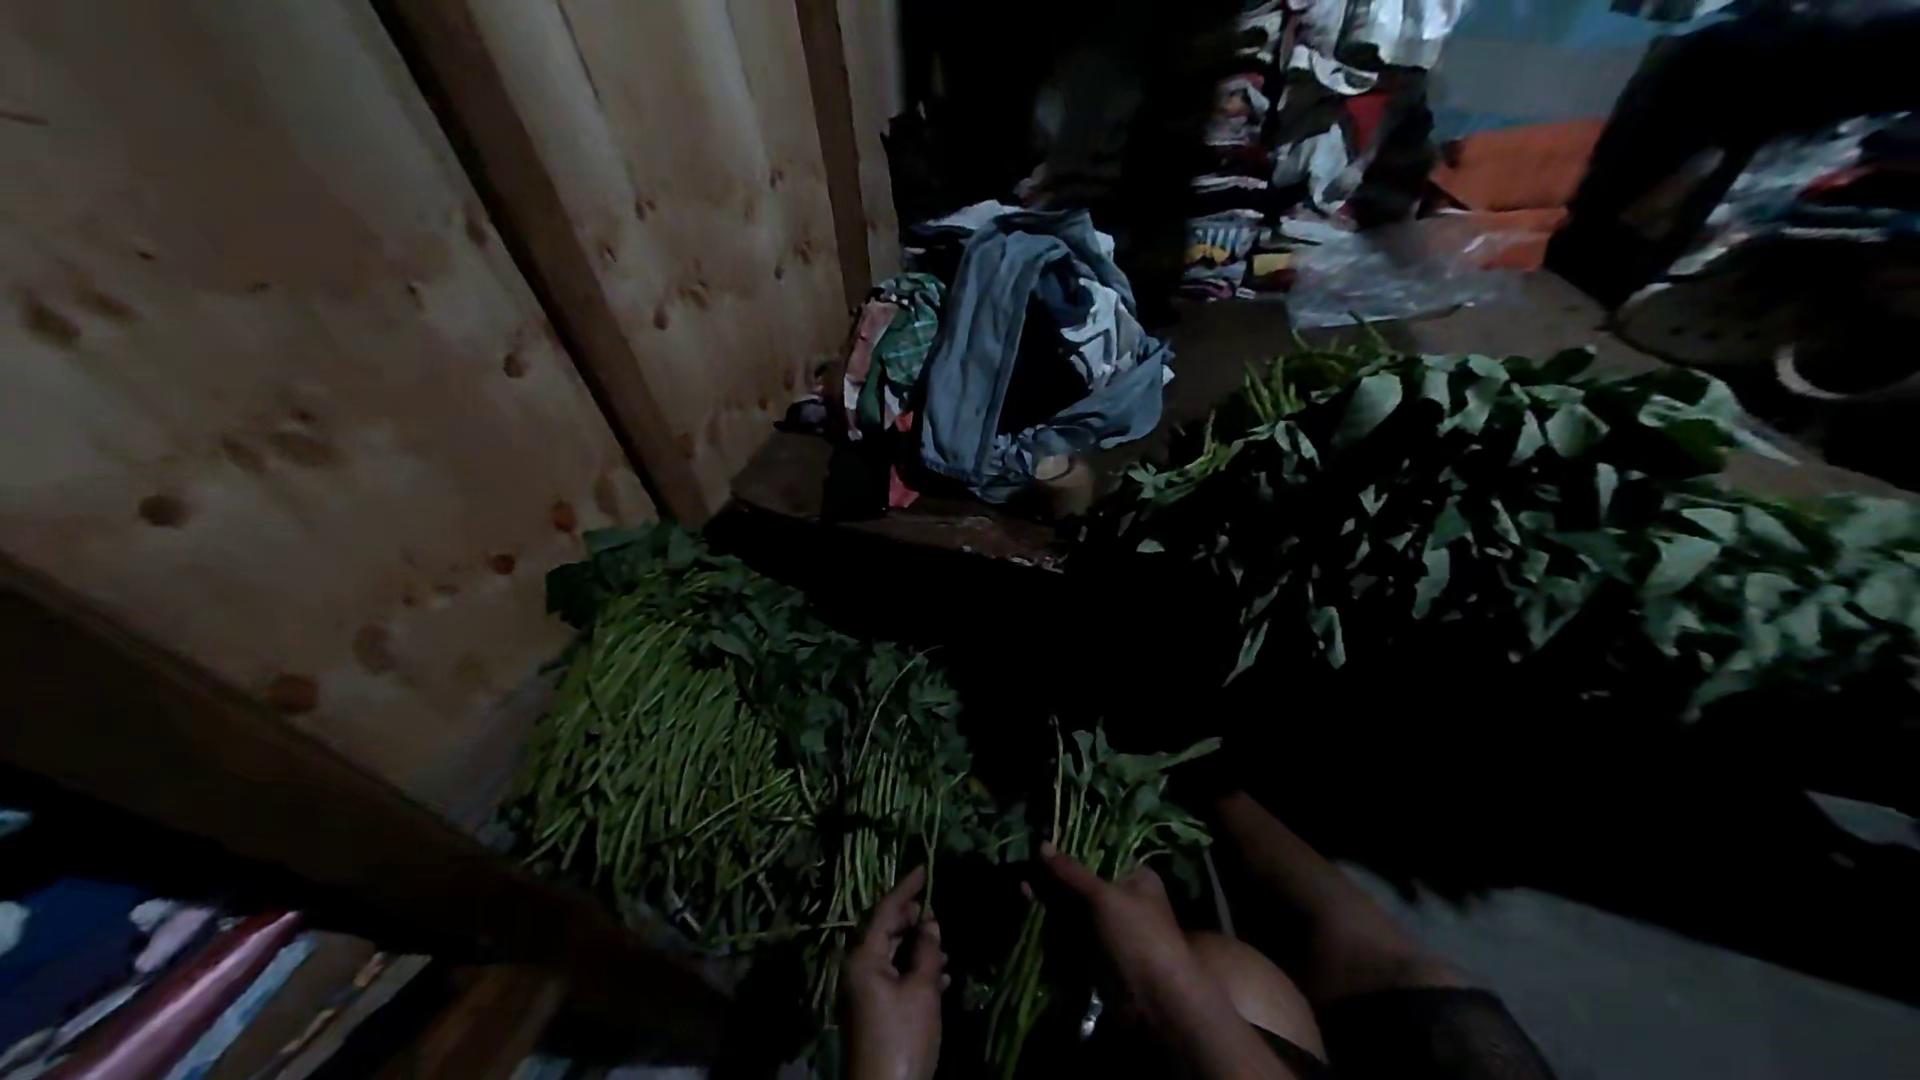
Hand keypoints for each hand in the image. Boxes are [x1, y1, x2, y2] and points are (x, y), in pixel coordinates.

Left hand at [844, 865, 946, 1079]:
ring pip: (892, 955)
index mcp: (863, 958)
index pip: (885, 910)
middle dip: (912, 919)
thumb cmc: (902, 1037)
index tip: (925, 868)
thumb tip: (930, 924)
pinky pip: (895, 977)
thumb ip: (927, 951)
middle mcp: (858, 969)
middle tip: (936, 909)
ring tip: (943, 946)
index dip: (906, 888)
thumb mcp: (921, 989)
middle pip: (886, 931)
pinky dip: (916, 971)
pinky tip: (941, 977)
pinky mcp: (874, 1012)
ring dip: (918, 947)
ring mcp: (865, 992)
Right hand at [1037, 843, 1207, 1022]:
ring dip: (1050, 894)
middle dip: (1056, 873)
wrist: (1153, 1000)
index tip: (1045, 843)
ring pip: (1072, 902)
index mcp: (1135, 877)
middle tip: (1028, 864)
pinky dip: (1050, 914)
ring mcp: (1107, 923)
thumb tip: (1042, 844)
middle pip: (1083, 879)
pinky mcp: (1094, 947)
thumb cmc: (1137, 935)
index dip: (1073, 848)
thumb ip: (1072, 871)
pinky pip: (1068, 924)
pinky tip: (1028, 901)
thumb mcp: (1104, 896)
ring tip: (1023, 883)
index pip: (1100, 854)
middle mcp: (1122, 896)